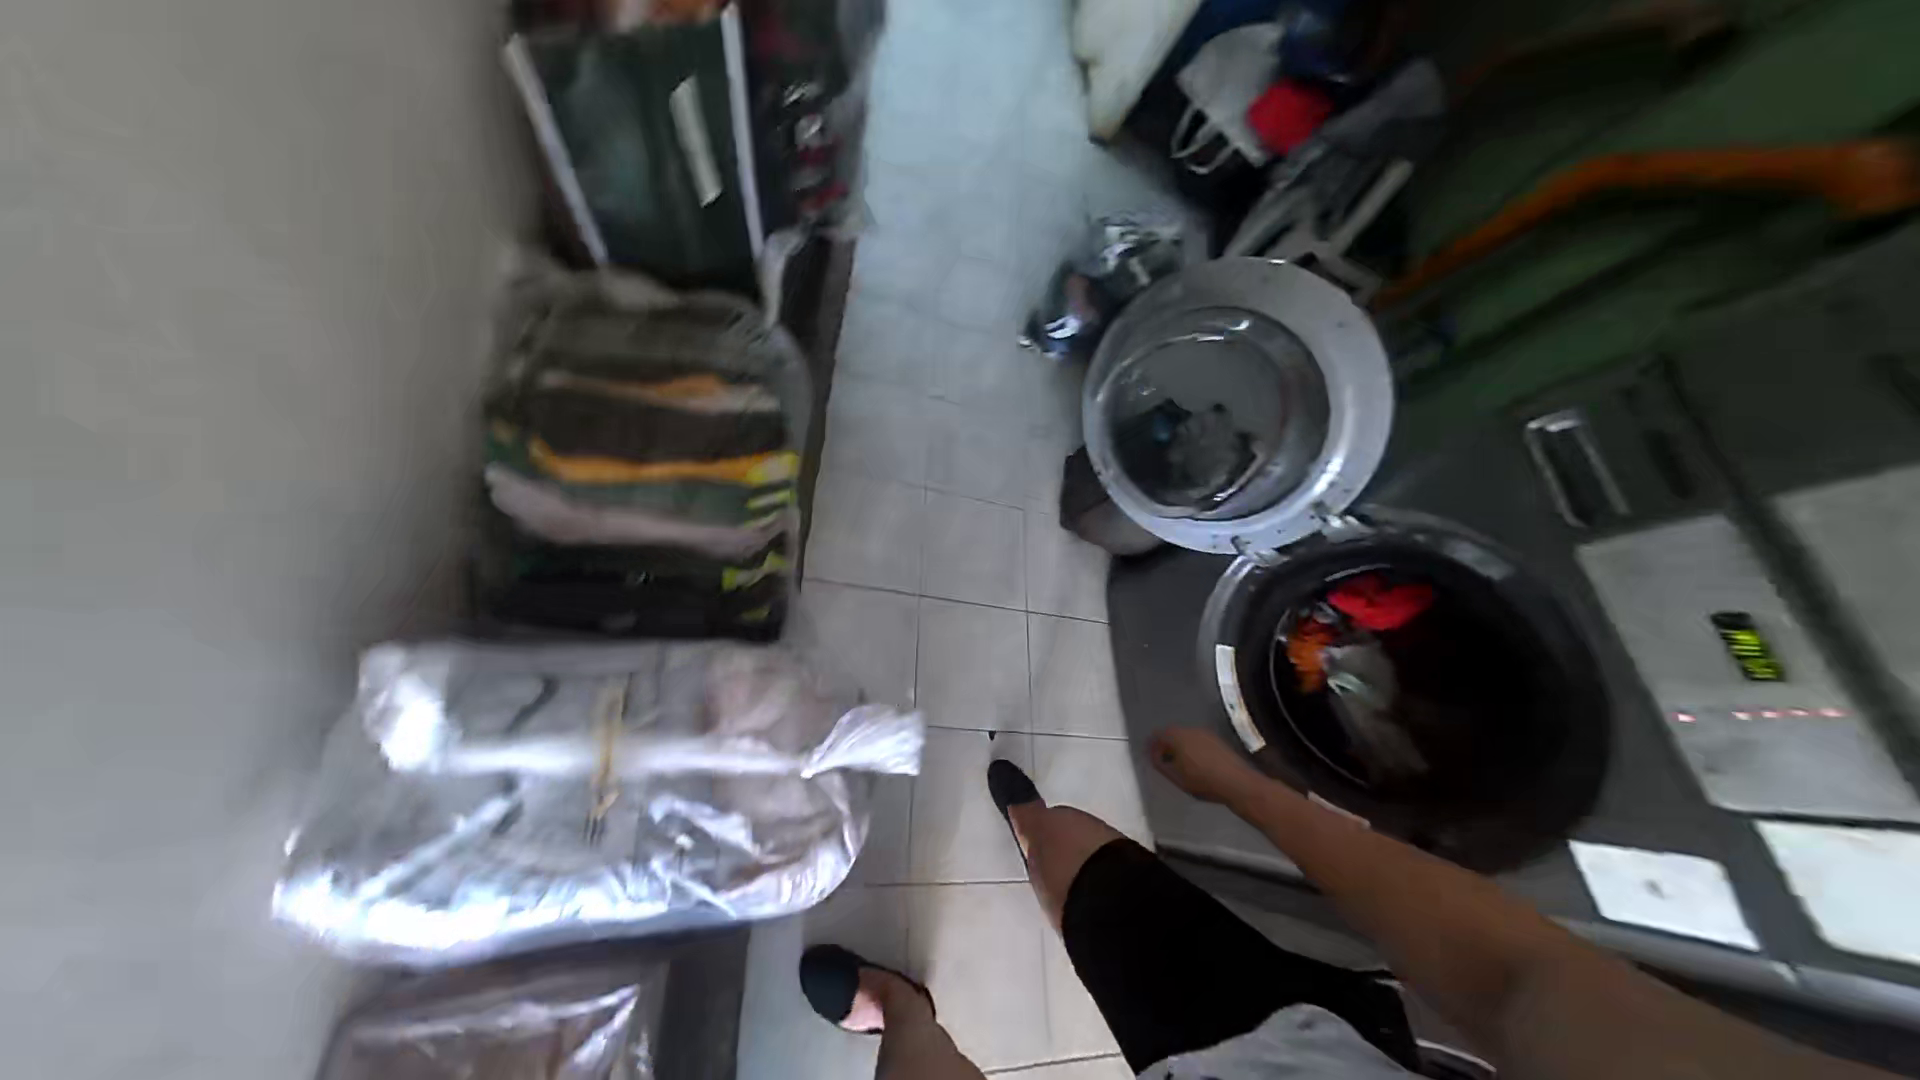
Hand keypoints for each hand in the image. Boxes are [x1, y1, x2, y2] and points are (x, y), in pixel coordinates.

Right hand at [1148, 727, 1264, 804]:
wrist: (1238, 783)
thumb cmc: (1203, 782)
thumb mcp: (1176, 778)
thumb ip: (1160, 765)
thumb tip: (1154, 757)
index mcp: (1177, 737)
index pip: (1157, 735)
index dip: (1152, 746)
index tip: (1152, 758)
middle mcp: (1190, 730)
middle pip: (1172, 733)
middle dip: (1166, 745)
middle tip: (1164, 761)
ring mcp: (1206, 734)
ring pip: (1186, 736)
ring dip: (1180, 746)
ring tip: (1180, 764)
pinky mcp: (1218, 740)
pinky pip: (1198, 740)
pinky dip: (1193, 748)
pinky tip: (1197, 763)